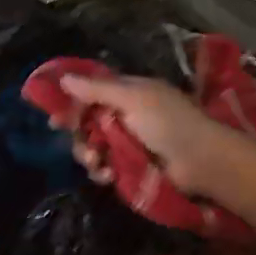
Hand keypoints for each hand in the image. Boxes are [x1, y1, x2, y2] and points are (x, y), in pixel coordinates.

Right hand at [54, 75, 236, 192]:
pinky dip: (103, 171)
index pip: (92, 91)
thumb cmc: (168, 122)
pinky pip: (106, 167)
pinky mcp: (132, 166)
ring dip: (91, 156)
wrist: (201, 161)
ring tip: (99, 165)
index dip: (72, 103)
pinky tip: (109, 176)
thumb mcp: (133, 99)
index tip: (55, 119)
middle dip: (81, 136)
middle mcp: (127, 113)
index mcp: (129, 91)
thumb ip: (97, 89)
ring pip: (94, 146)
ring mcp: (129, 141)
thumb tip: (64, 78)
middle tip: (85, 147)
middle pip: (88, 122)